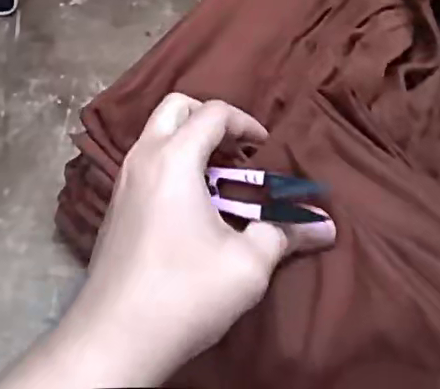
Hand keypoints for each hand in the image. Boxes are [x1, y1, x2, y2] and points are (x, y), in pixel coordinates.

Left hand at [0, 94, 334, 388]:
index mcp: (173, 157)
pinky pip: (146, 159)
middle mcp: (143, 155)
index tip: (266, 147)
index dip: (245, 122)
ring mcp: (123, 176)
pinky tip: (191, 205)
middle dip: (209, 118)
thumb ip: (284, 234)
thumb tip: (323, 225)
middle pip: (176, 107)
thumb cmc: (185, 291)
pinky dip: (171, 162)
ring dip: (189, 141)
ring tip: (220, 179)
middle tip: (237, 151)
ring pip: (157, 132)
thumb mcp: (247, 265)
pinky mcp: (116, 200)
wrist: (117, 332)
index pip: (211, 112)